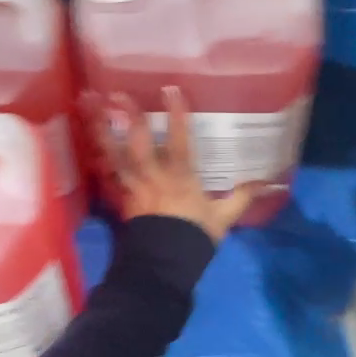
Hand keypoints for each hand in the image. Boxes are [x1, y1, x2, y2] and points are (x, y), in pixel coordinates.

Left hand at [81, 86, 274, 241]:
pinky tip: (87, 138)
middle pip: (139, 143)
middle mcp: (154, 177)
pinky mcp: (120, 198)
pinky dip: (96, 156)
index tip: (171, 90)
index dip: (176, 115)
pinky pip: (106, 173)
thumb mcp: (222, 218)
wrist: (164, 266)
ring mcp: (133, 187)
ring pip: (115, 154)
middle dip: (129, 117)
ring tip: (88, 106)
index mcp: (181, 178)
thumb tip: (268, 183)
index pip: (179, 141)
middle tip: (117, 93)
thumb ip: (241, 197)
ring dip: (101, 130)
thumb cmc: (194, 238)